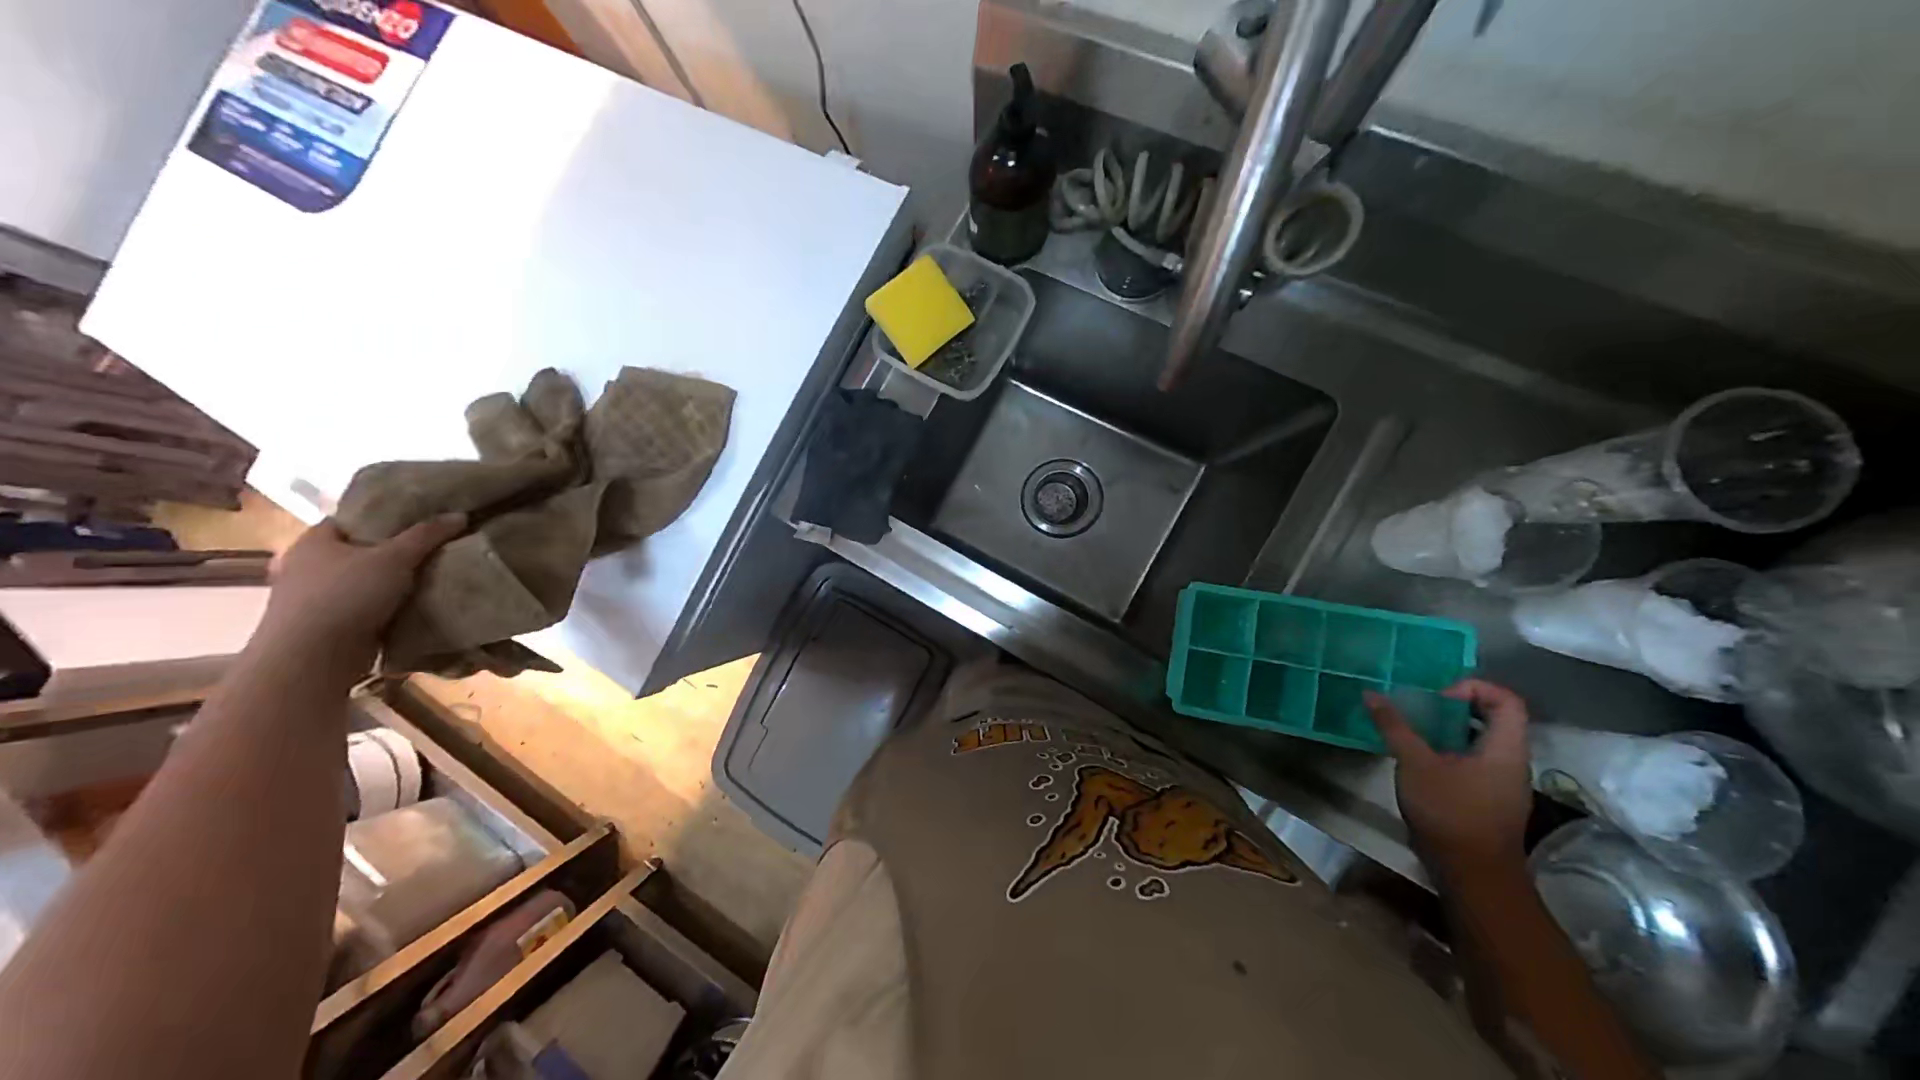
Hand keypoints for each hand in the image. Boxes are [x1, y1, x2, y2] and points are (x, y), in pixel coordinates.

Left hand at [253, 515, 465, 678]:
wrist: (312, 657)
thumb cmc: (347, 595)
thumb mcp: (395, 558)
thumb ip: (427, 535)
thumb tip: (460, 515)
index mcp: (314, 540)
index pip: (351, 519)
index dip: (383, 518)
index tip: (417, 521)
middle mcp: (305, 564)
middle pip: (356, 550)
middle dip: (389, 551)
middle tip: (429, 549)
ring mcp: (310, 597)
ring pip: (358, 580)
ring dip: (386, 582)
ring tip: (426, 577)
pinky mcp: (322, 624)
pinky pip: (359, 606)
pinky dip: (380, 606)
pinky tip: (409, 605)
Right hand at [1365, 678, 1532, 875]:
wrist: (1473, 874)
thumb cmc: (1450, 812)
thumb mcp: (1415, 764)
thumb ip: (1395, 727)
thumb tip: (1372, 694)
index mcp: (1505, 748)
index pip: (1506, 700)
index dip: (1474, 687)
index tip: (1438, 697)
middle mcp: (1512, 761)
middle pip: (1495, 718)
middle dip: (1456, 706)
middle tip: (1420, 707)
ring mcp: (1503, 782)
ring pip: (1482, 741)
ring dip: (1449, 729)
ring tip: (1413, 729)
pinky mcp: (1489, 798)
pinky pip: (1474, 761)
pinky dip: (1449, 750)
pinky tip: (1419, 760)